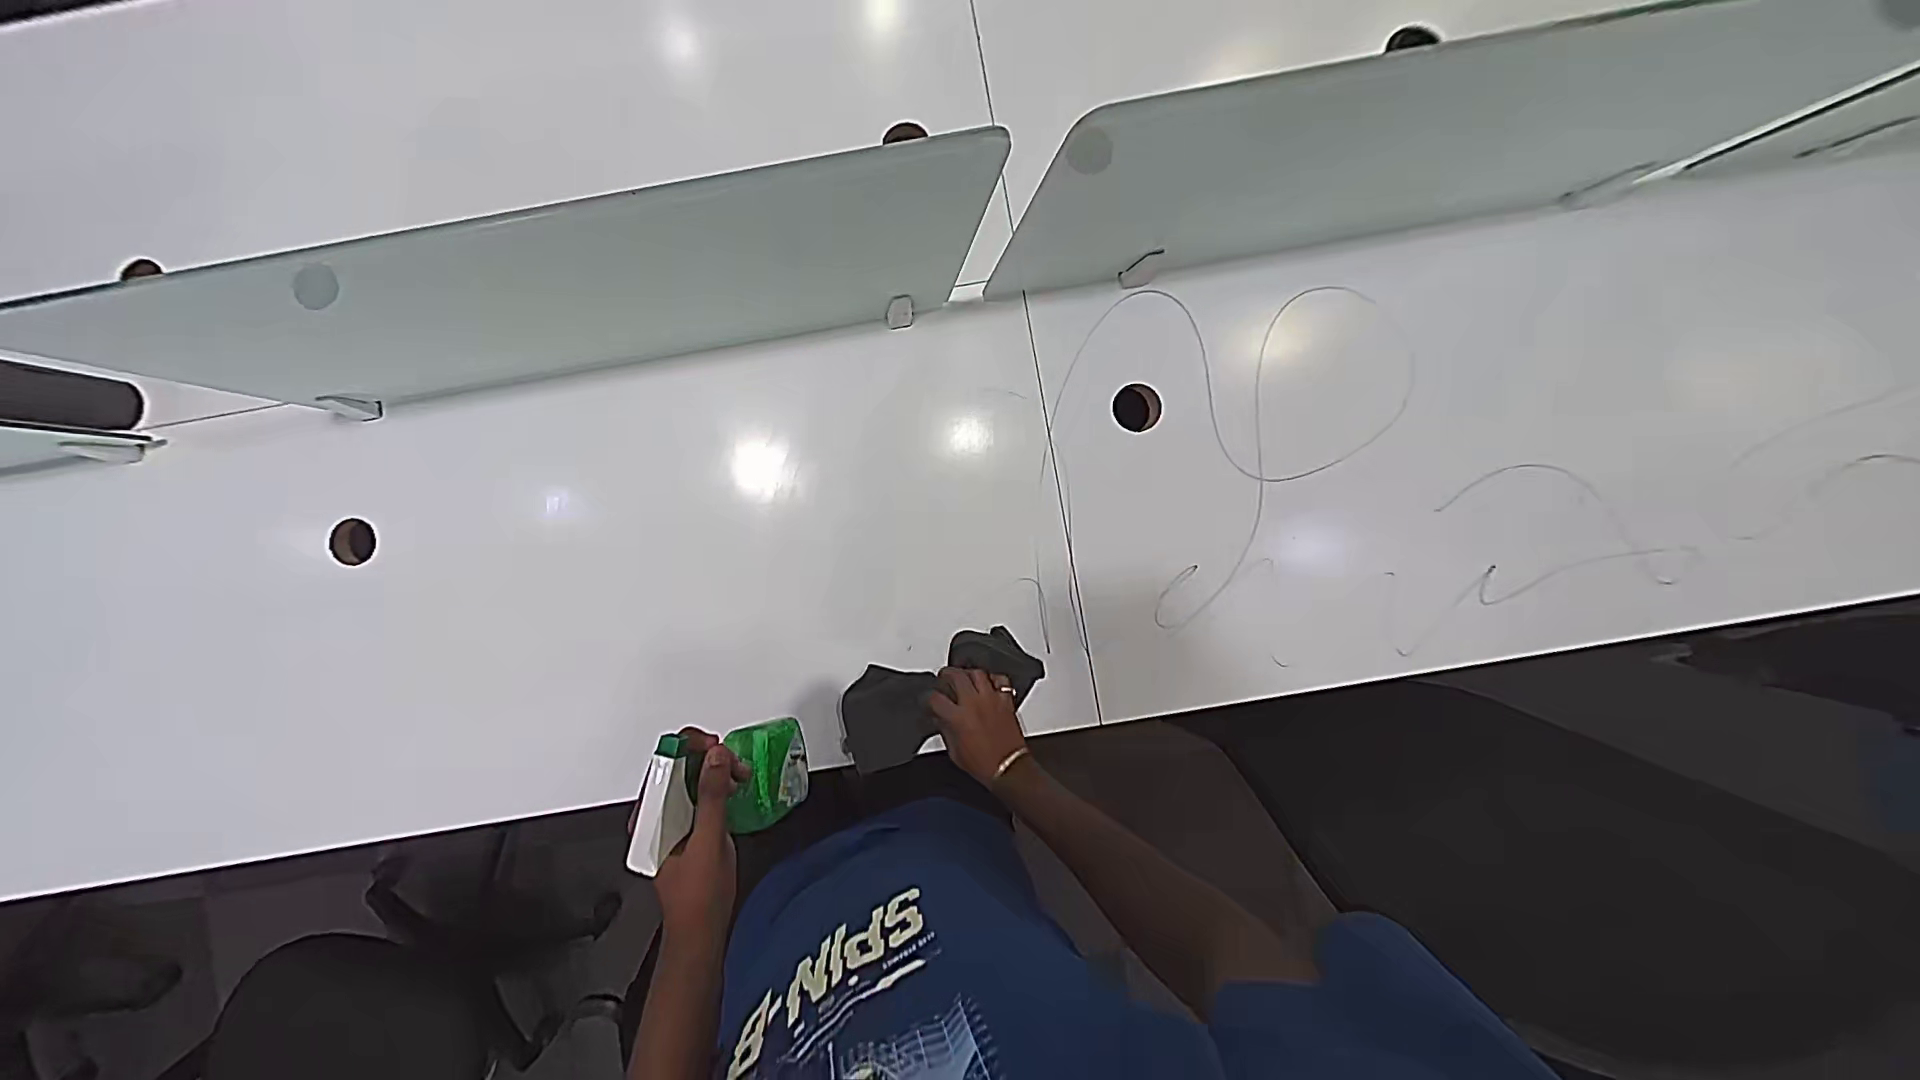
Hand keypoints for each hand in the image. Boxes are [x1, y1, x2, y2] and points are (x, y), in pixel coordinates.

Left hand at [652, 728, 749, 939]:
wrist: (701, 931)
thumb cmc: (699, 894)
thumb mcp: (708, 839)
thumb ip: (711, 796)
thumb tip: (715, 757)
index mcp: (650, 817)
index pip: (664, 763)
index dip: (691, 747)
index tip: (718, 747)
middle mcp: (656, 815)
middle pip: (679, 767)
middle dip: (710, 758)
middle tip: (736, 766)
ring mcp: (672, 819)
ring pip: (691, 777)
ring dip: (718, 770)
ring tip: (740, 777)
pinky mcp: (688, 825)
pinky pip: (700, 792)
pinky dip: (719, 784)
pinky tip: (734, 788)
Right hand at [928, 667, 1026, 787]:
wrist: (1008, 768)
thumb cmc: (984, 764)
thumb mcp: (955, 752)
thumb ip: (945, 730)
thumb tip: (938, 719)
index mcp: (958, 717)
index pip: (935, 698)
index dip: (928, 697)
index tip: (928, 699)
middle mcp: (974, 704)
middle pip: (956, 675)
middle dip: (946, 674)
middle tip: (944, 677)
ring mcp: (991, 700)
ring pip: (978, 673)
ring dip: (968, 673)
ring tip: (964, 677)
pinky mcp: (1006, 701)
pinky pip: (1001, 680)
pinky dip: (993, 679)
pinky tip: (988, 683)